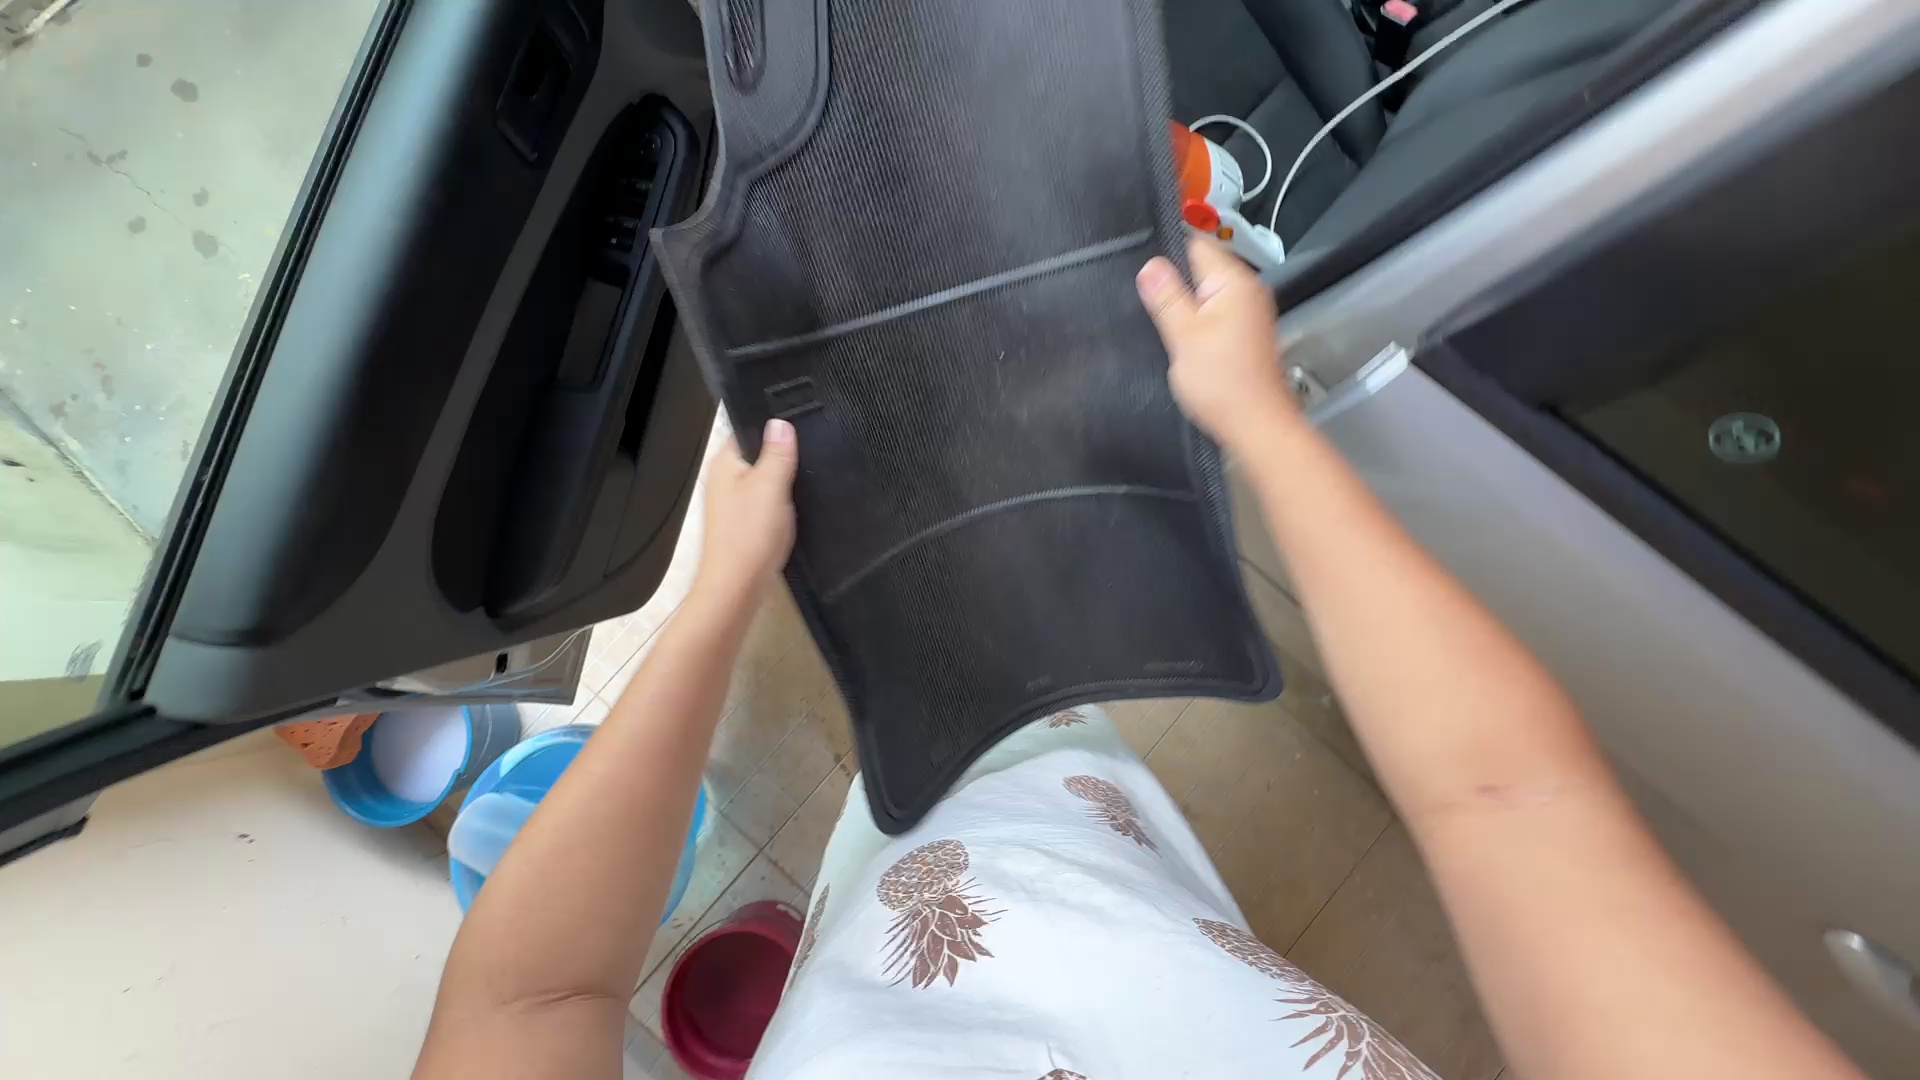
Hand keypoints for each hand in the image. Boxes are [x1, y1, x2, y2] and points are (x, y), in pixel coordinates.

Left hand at [691, 418, 797, 610]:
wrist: (737, 586)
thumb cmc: (751, 533)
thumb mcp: (770, 485)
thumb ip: (777, 453)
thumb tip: (780, 422)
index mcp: (724, 463)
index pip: (747, 429)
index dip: (772, 425)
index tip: (802, 423)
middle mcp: (724, 479)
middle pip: (757, 455)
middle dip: (782, 453)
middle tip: (812, 449)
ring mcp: (733, 502)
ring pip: (763, 479)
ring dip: (783, 479)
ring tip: (809, 473)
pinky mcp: (744, 523)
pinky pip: (765, 500)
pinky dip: (781, 500)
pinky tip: (798, 504)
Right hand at [1136, 236, 1297, 448]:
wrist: (1254, 424)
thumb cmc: (1222, 383)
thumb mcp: (1183, 336)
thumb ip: (1166, 297)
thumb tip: (1150, 265)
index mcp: (1234, 282)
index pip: (1196, 245)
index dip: (1167, 254)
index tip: (1143, 272)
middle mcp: (1247, 291)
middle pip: (1201, 270)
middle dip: (1173, 283)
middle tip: (1145, 302)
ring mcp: (1247, 313)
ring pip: (1205, 295)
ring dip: (1183, 306)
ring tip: (1160, 322)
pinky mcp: (1243, 335)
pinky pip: (1213, 315)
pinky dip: (1195, 323)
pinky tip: (1181, 340)